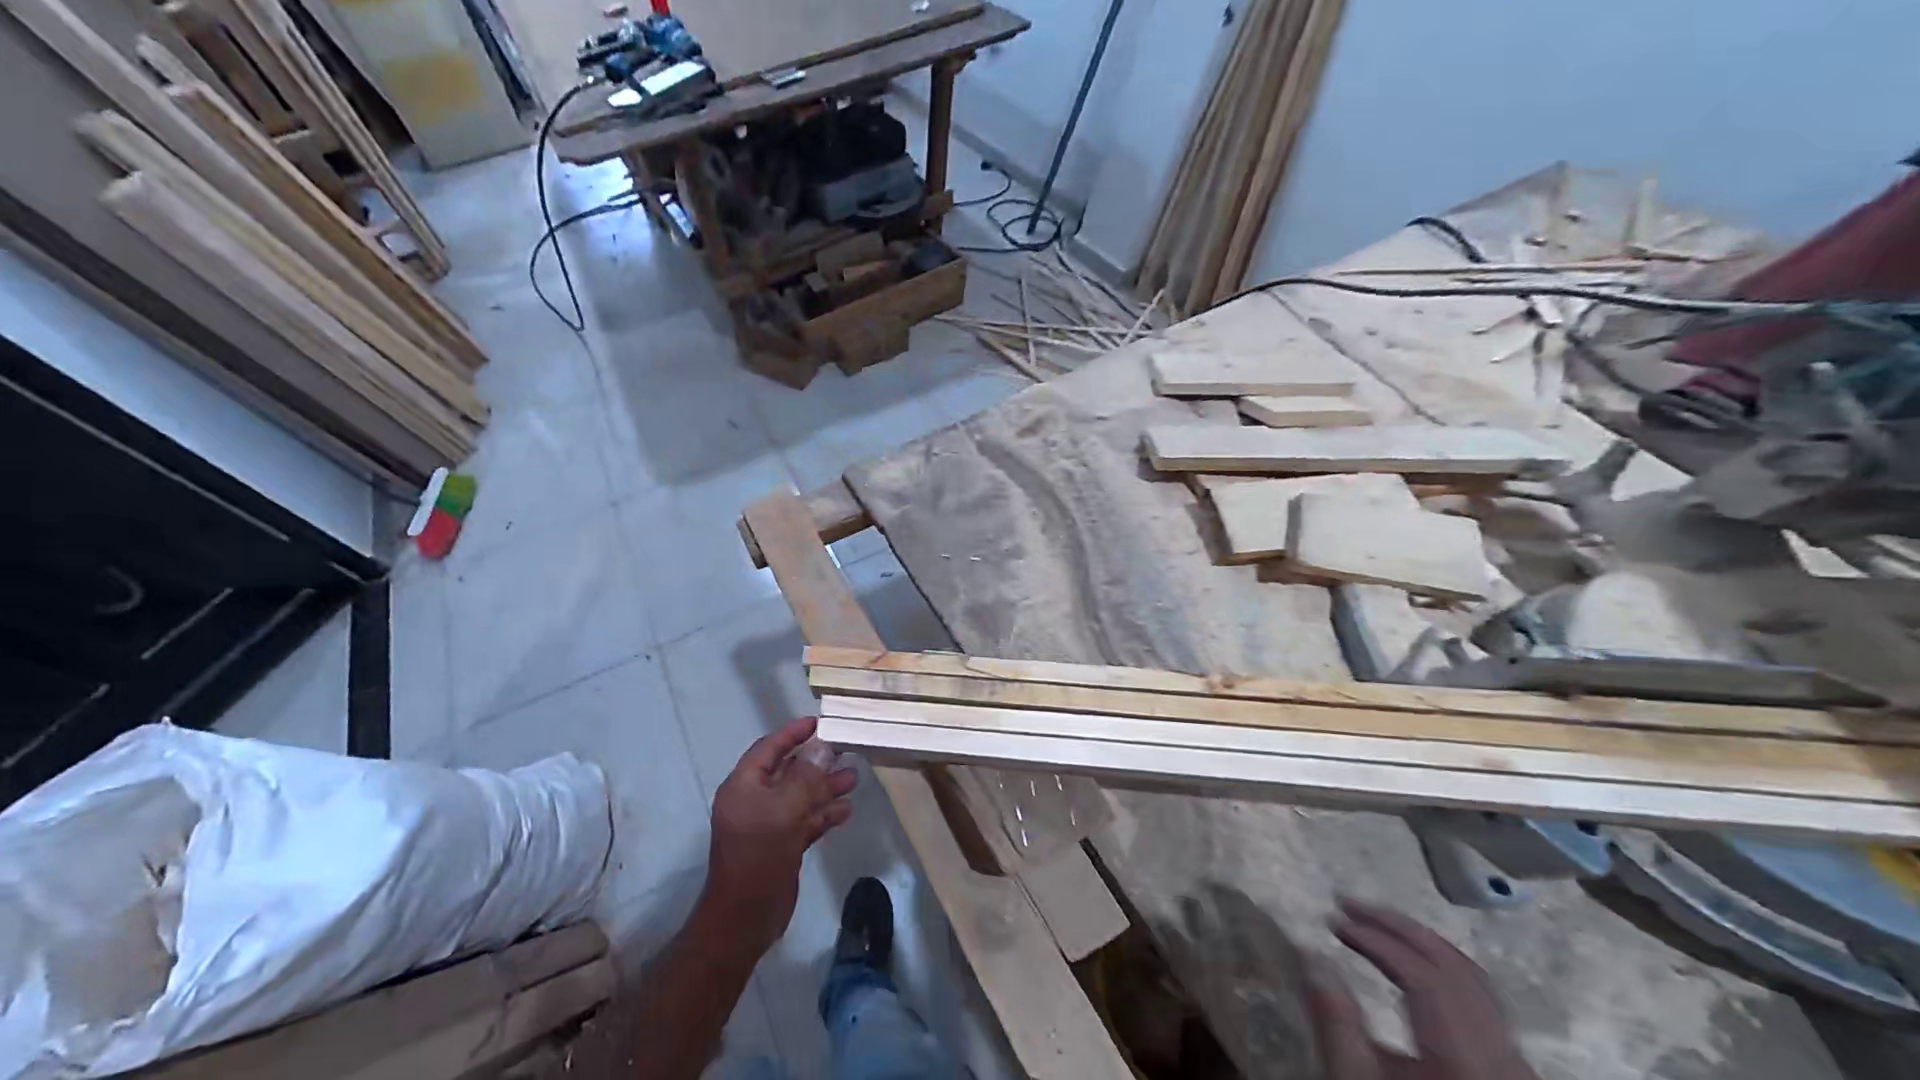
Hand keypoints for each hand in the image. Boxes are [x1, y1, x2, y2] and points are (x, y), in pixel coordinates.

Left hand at [697, 716, 856, 957]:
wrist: (745, 917)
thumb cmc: (759, 854)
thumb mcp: (783, 809)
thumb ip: (805, 776)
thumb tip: (821, 749)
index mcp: (744, 786)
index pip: (768, 748)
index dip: (792, 733)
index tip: (818, 722)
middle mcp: (754, 801)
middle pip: (788, 771)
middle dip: (816, 761)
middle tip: (846, 749)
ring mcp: (768, 825)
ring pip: (800, 796)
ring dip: (825, 787)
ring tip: (854, 777)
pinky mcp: (782, 846)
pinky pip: (805, 821)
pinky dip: (824, 814)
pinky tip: (846, 810)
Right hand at [1305, 899, 1538, 1079]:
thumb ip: (1334, 1022)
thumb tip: (1310, 955)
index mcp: (1466, 1062)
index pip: (1423, 977)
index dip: (1378, 940)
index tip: (1333, 920)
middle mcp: (1502, 1058)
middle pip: (1455, 968)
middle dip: (1398, 928)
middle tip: (1348, 906)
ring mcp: (1516, 1065)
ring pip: (1477, 981)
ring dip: (1422, 944)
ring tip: (1374, 925)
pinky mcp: (1513, 1070)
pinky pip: (1485, 1000)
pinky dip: (1445, 968)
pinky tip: (1413, 963)